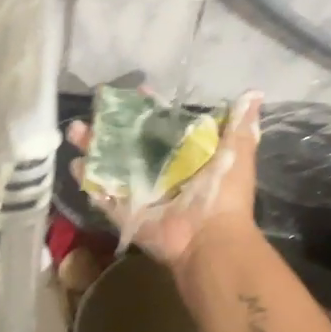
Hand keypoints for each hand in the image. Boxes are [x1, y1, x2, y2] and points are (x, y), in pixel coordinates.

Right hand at [66, 90, 262, 269]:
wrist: (210, 238)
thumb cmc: (223, 194)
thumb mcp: (237, 154)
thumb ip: (241, 126)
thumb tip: (255, 93)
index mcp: (184, 156)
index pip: (163, 127)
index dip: (149, 110)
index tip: (136, 93)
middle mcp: (160, 172)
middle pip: (129, 144)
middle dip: (110, 127)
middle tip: (95, 110)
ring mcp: (141, 192)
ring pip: (110, 165)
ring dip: (92, 148)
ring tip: (76, 131)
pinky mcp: (126, 212)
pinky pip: (103, 195)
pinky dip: (88, 181)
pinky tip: (75, 163)